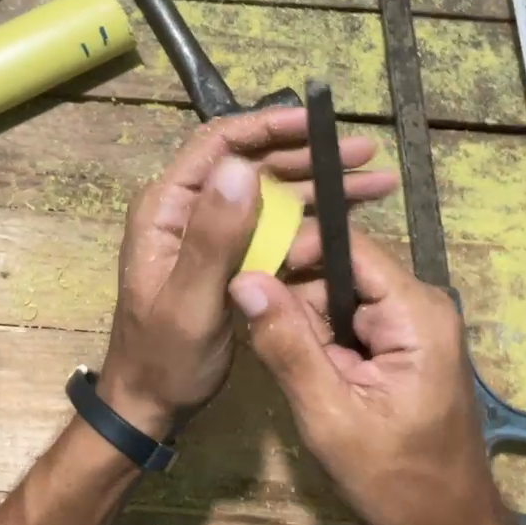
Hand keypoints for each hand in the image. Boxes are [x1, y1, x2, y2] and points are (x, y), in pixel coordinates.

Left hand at [98, 107, 396, 438]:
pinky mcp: (228, 253)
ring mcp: (208, 230)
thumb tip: (242, 167)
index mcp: (166, 207)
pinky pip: (272, 223)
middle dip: (307, 154)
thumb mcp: (190, 301)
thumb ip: (212, 237)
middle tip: (365, 153)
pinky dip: (310, 217)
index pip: (218, 146)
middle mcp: (186, 207)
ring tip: (374, 181)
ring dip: (318, 184)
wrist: (150, 401)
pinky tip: (349, 218)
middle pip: (251, 163)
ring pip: (268, 191)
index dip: (267, 127)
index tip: (316, 123)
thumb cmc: (164, 356)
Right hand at [228, 230, 518, 524]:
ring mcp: (412, 323)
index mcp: (415, 312)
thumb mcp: (330, 418)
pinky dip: (323, 343)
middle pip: (336, 271)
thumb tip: (244, 279)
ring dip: (307, 329)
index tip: (250, 281)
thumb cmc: (397, 484)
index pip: (344, 245)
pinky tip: (318, 378)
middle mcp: (419, 303)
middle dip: (298, 304)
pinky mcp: (402, 342)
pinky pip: (346, 320)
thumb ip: (287, 345)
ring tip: (303, 376)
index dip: (294, 252)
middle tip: (278, 354)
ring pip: (335, 297)